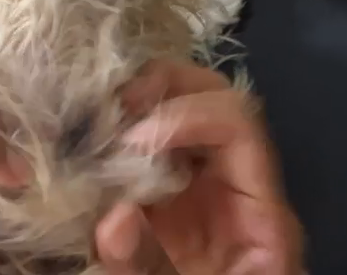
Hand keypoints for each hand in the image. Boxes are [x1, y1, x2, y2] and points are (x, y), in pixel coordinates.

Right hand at [95, 60, 305, 274]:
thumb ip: (149, 270)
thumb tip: (113, 216)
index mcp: (261, 217)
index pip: (238, 124)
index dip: (186, 115)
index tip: (132, 140)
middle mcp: (237, 187)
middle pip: (212, 96)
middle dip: (159, 88)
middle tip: (107, 112)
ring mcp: (203, 189)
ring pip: (180, 106)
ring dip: (135, 101)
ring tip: (91, 123)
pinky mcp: (170, 199)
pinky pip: (149, 141)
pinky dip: (117, 129)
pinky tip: (85, 143)